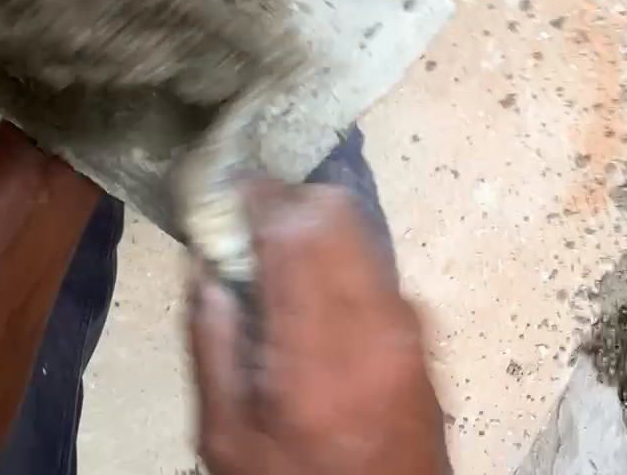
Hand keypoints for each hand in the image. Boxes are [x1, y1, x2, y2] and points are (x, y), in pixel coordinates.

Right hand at [187, 182, 449, 474]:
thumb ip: (209, 343)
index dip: (259, 195)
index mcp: (314, 353)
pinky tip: (316, 283)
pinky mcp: (421, 326)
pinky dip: (339, 248)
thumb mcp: (226, 436)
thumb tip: (205, 262)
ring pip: (358, 223)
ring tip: (279, 247)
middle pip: (332, 211)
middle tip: (254, 217)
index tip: (233, 189)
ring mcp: (405, 321)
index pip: (291, 231)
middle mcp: (371, 322)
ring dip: (313, 218)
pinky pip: (373, 257)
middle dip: (288, 198)